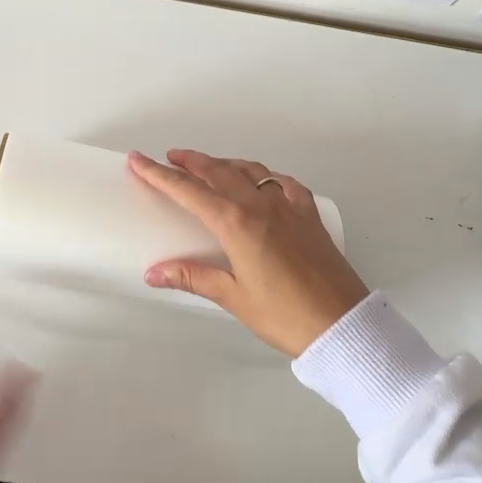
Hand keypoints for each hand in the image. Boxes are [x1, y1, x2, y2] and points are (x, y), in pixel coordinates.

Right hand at [129, 150, 368, 356]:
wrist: (342, 324)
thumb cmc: (284, 315)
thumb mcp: (233, 297)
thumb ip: (193, 277)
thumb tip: (154, 273)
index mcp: (237, 223)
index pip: (189, 191)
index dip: (160, 175)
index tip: (139, 160)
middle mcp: (261, 206)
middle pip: (218, 172)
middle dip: (191, 162)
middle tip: (169, 157)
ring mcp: (288, 207)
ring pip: (250, 172)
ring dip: (224, 164)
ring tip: (208, 165)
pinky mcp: (309, 216)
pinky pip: (283, 184)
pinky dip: (264, 176)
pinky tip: (262, 181)